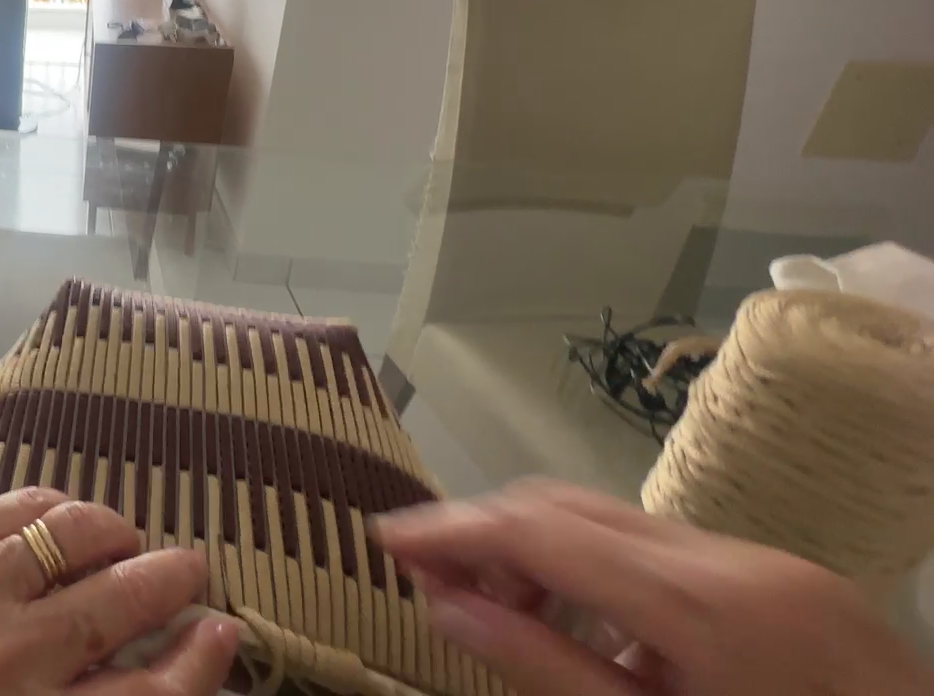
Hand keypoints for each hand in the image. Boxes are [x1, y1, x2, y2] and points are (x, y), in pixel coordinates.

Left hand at [0, 487, 238, 695]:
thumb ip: (90, 695)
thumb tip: (167, 656)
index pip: (144, 694)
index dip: (199, 662)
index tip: (224, 630)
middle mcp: (4, 651)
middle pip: (119, 600)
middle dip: (170, 577)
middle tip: (189, 568)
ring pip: (74, 531)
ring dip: (115, 532)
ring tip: (123, 544)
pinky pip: (23, 504)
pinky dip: (60, 506)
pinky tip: (68, 519)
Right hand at [374, 479, 933, 695]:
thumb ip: (540, 667)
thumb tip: (440, 603)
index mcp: (716, 607)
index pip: (540, 530)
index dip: (450, 529)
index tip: (385, 538)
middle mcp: (742, 560)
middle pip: (566, 507)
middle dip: (487, 534)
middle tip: (435, 578)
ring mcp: (774, 566)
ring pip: (606, 520)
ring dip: (536, 551)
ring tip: (504, 607)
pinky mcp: (789, 582)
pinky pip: (658, 551)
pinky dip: (597, 572)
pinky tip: (586, 626)